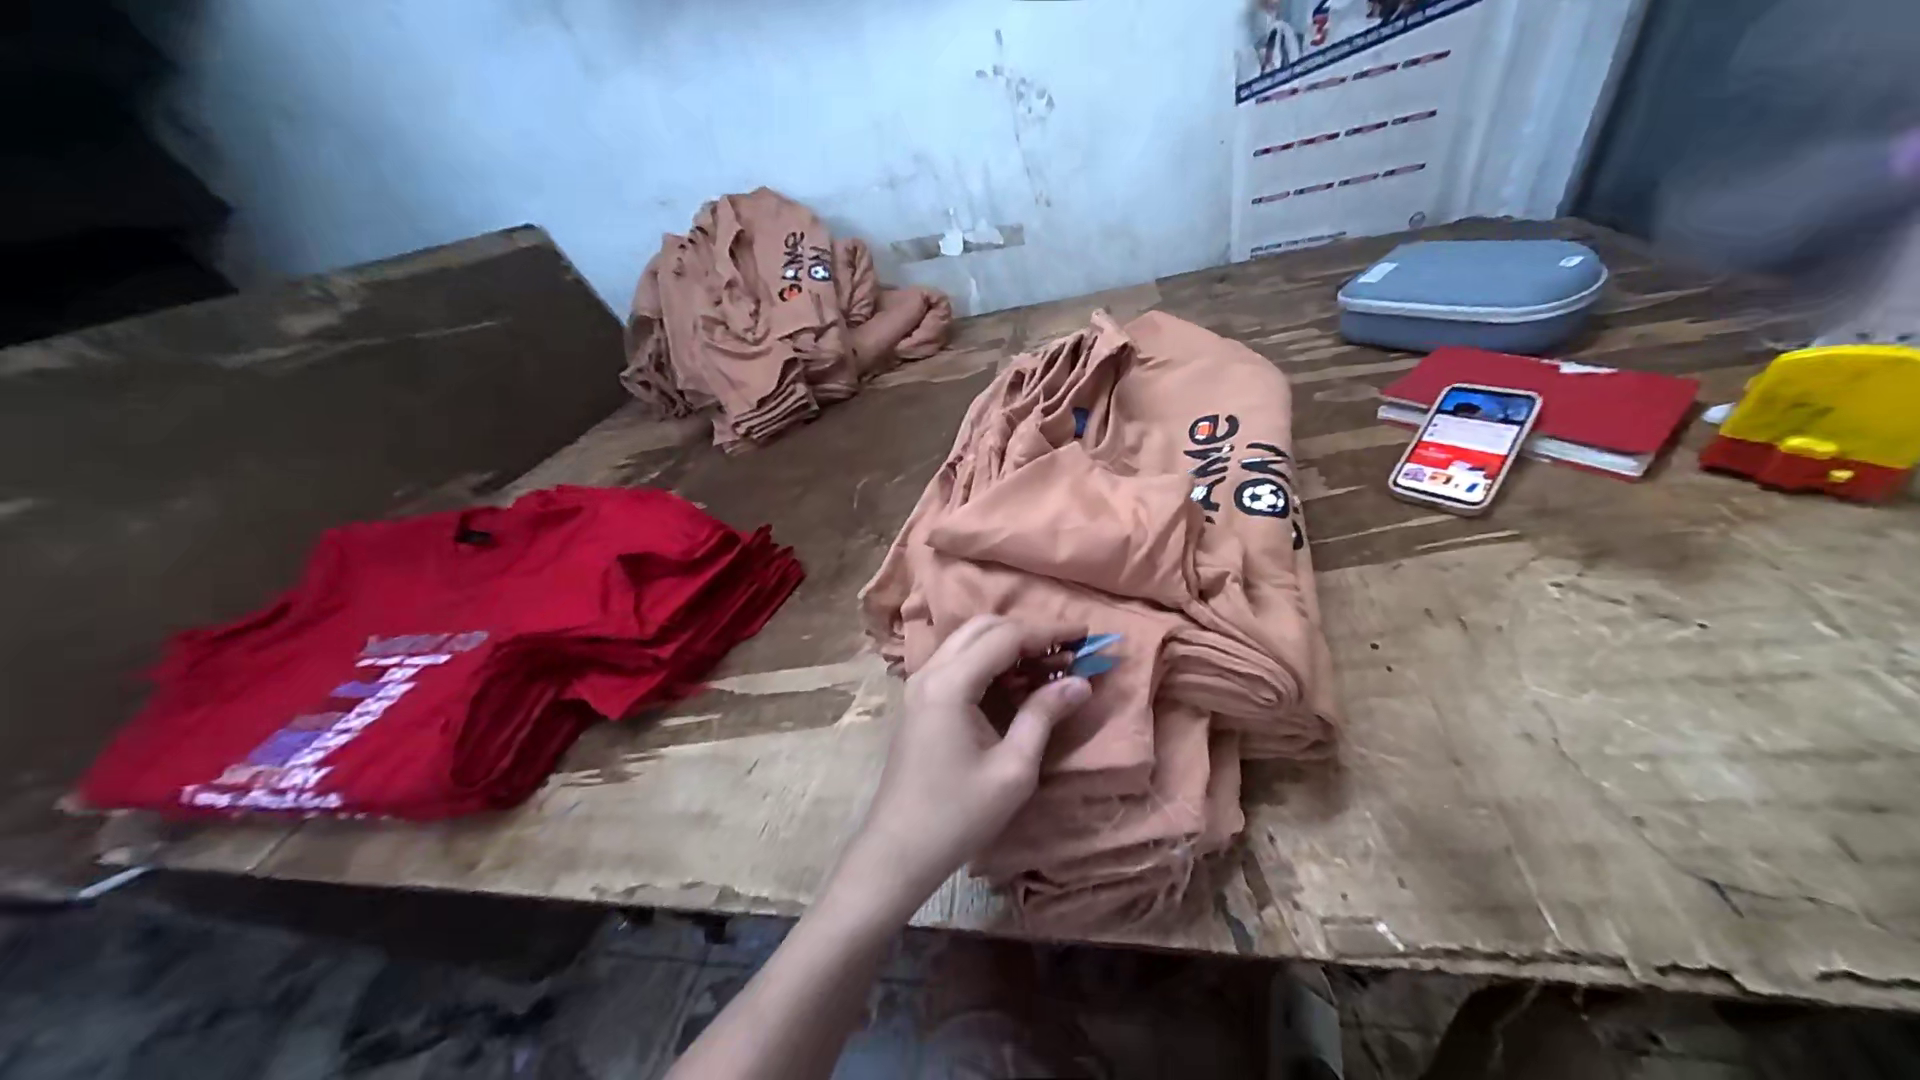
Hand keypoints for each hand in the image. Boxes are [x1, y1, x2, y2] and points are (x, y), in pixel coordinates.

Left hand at [833, 616, 1091, 917]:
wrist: (900, 849)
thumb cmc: (959, 815)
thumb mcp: (1013, 769)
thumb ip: (1044, 715)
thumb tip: (1080, 682)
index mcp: (950, 684)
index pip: (1005, 637)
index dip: (1048, 633)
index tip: (1086, 636)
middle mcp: (930, 672)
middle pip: (984, 628)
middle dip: (1029, 633)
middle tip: (1068, 651)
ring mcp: (921, 684)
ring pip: (970, 641)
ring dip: (1010, 645)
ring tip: (1051, 665)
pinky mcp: (921, 700)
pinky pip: (959, 662)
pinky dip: (991, 662)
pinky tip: (1019, 683)